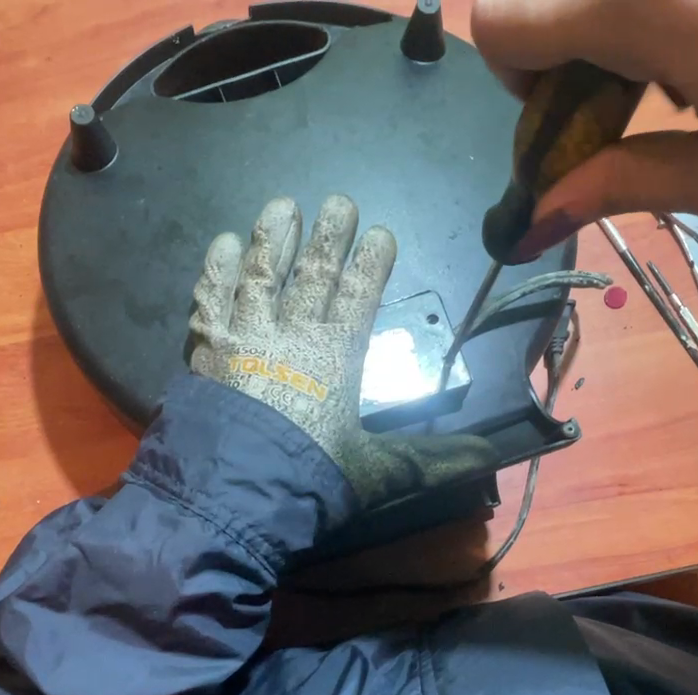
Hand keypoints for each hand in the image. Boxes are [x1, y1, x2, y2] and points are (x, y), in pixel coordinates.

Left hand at [189, 195, 496, 507]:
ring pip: (260, 274)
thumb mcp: (378, 471)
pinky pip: (210, 298)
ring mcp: (245, 336)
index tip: (380, 232)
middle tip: (338, 202)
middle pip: (312, 274)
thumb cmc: (311, 476)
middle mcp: (291, 334)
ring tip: (282, 205)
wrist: (236, 489)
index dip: (371, 262)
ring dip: (271, 238)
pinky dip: (216, 270)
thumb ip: (431, 459)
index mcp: (335, 355)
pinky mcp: (206, 350)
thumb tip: (492, 456)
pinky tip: (223, 243)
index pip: (359, 295)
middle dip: (328, 237)